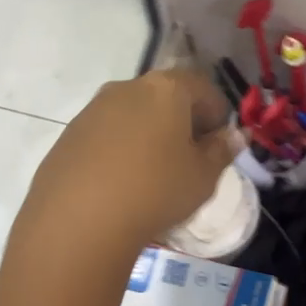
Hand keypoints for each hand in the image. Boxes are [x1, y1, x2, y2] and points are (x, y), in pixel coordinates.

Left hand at [19, 69, 237, 256]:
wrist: (80, 218)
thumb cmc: (156, 190)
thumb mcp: (203, 177)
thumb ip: (222, 151)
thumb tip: (235, 135)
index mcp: (167, 89)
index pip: (204, 88)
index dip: (218, 115)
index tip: (220, 145)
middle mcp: (128, 87)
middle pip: (165, 97)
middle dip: (182, 122)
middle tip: (189, 159)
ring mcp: (94, 109)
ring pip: (133, 115)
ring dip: (148, 135)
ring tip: (153, 175)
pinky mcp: (70, 134)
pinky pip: (106, 135)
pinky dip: (120, 150)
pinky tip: (121, 183)